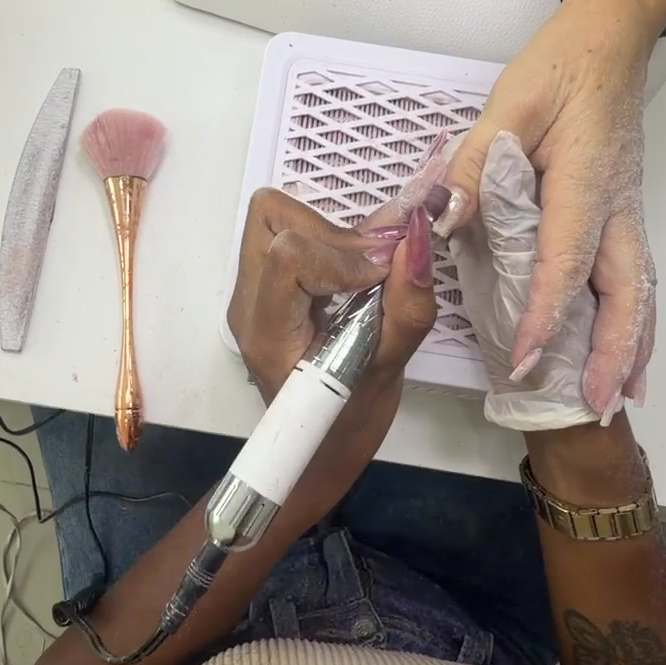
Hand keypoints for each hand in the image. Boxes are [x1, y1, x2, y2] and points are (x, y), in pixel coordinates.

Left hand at [227, 189, 436, 481]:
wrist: (316, 448)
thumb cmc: (348, 423)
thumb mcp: (389, 372)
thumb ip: (406, 307)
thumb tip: (418, 237)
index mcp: (267, 331)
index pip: (289, 255)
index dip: (345, 256)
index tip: (383, 279)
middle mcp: (247, 302)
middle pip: (271, 217)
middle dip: (333, 234)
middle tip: (373, 271)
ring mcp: (251, 290)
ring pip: (275, 216)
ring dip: (328, 233)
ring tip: (362, 273)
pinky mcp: (264, 282)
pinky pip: (287, 231)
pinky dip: (327, 240)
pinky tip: (352, 275)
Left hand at [438, 3, 656, 422]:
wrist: (607, 41)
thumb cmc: (559, 68)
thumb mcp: (508, 106)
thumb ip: (477, 165)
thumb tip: (448, 220)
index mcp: (585, 185)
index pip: (564, 262)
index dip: (545, 316)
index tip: (525, 361)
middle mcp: (617, 207)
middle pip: (624, 290)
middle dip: (610, 350)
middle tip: (597, 403)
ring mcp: (627, 211)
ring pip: (638, 288)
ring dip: (633, 342)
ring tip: (624, 394)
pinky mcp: (623, 210)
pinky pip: (634, 274)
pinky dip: (635, 316)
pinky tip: (627, 343)